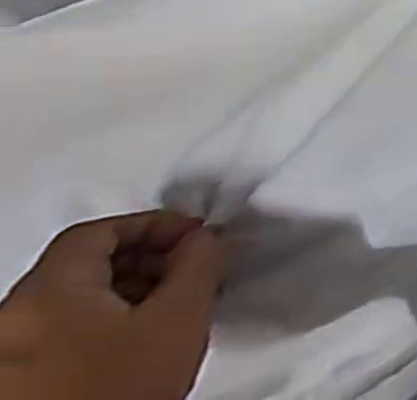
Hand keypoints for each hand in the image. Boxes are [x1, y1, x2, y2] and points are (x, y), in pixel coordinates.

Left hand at [0, 211, 224, 399]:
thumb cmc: (120, 385)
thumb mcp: (182, 313)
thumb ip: (200, 260)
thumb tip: (203, 238)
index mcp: (42, 296)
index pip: (98, 232)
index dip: (155, 224)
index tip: (196, 235)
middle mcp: (5, 322)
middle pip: (82, 266)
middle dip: (147, 260)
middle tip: (192, 269)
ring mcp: (1, 357)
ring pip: (71, 301)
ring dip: (129, 291)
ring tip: (173, 307)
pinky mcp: (11, 382)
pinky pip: (57, 332)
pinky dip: (103, 322)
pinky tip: (138, 340)